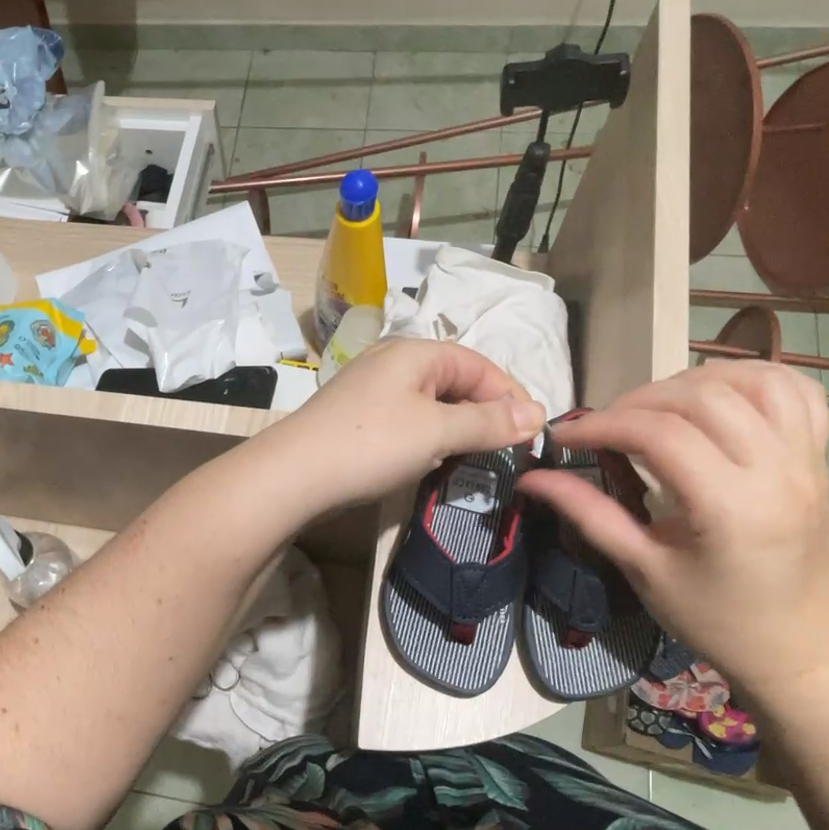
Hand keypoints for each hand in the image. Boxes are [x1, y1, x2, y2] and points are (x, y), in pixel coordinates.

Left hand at [256, 338, 545, 518]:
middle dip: (483, 412)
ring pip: (429, 404)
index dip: (510, 395)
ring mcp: (368, 392)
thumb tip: (537, 415)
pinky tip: (427, 461)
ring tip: (471, 457)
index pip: (479, 364)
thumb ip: (487, 422)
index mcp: (414, 353)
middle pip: (454, 381)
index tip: (532, 432)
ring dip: (454, 428)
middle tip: (504, 449)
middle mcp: (391, 363)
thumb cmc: (370, 445)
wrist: (291, 476)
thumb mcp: (437, 431)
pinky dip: (425, 438)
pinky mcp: (354, 420)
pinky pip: (404, 422)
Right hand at [518, 361, 828, 692]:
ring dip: (693, 381)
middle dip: (638, 400)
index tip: (564, 436)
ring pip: (753, 380)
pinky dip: (750, 379)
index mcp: (730, 507)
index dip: (602, 425)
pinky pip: (796, 390)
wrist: (799, 644)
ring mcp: (806, 458)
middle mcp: (777, 470)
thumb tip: (533, 478)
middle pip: (702, 397)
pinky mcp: (819, 455)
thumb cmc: (713, 616)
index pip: (660, 434)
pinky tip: (715, 397)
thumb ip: (590, 513)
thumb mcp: (643, 568)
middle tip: (603, 427)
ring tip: (655, 407)